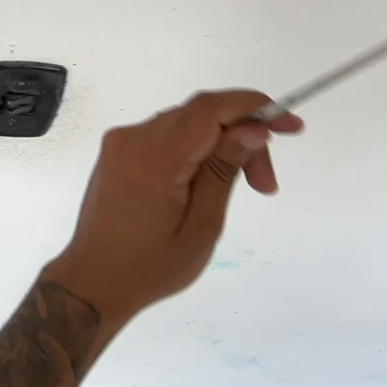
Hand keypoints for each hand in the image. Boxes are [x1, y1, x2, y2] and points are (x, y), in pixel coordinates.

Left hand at [42, 91, 303, 322]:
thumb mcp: (202, 225)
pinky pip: (165, 135)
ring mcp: (121, 142)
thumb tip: (252, 128)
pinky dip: (194, 148)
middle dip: (242, 136)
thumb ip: (225, 170)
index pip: (208, 109)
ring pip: (184, 124)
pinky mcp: (117, 150)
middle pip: (199, 115)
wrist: (94, 278)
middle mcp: (132, 137)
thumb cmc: (151, 266)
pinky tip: (209, 180)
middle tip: (266, 184)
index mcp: (153, 156)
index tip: (292, 125)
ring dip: (220, 144)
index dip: (253, 107)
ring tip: (246, 186)